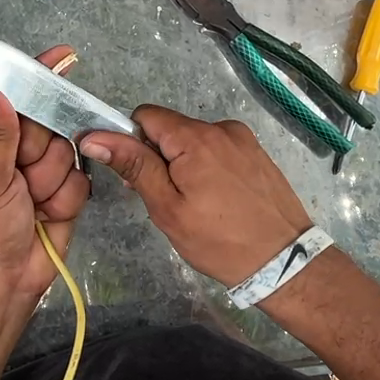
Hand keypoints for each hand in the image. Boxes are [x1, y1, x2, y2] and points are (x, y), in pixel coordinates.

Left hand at [0, 46, 91, 313]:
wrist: (4, 283)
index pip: (13, 95)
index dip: (37, 77)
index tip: (65, 56)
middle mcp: (11, 147)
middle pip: (48, 121)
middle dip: (40, 152)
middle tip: (21, 177)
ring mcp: (39, 169)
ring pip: (68, 150)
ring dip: (51, 181)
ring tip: (30, 204)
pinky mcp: (63, 191)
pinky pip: (80, 179)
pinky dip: (66, 199)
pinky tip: (46, 215)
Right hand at [80, 106, 311, 286]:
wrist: (285, 264)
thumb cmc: (219, 241)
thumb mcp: (167, 208)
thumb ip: (134, 165)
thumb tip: (94, 136)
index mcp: (195, 138)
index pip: (144, 115)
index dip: (132, 141)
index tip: (138, 176)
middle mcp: (220, 128)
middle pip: (170, 128)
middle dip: (159, 157)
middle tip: (166, 200)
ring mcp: (243, 139)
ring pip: (193, 140)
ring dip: (183, 163)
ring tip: (196, 204)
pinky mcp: (256, 153)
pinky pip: (217, 149)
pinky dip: (207, 167)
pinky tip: (218, 200)